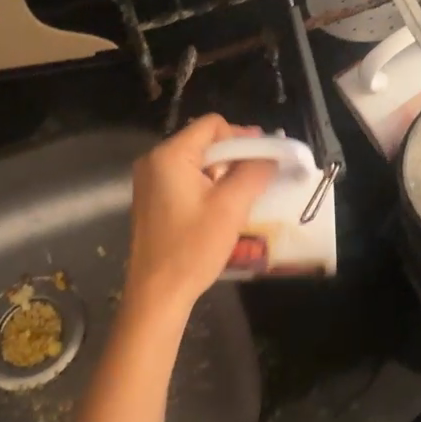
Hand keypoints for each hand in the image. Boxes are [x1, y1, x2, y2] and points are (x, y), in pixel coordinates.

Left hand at [122, 114, 275, 320]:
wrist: (156, 295)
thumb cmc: (192, 249)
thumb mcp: (231, 207)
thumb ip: (253, 172)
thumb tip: (271, 155)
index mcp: (169, 155)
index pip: (212, 125)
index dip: (242, 137)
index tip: (264, 158)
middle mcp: (154, 160)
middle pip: (203, 141)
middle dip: (234, 155)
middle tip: (259, 174)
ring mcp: (149, 181)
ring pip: (196, 160)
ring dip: (222, 171)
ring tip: (244, 192)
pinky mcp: (151, 200)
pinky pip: (185, 178)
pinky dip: (207, 184)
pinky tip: (222, 206)